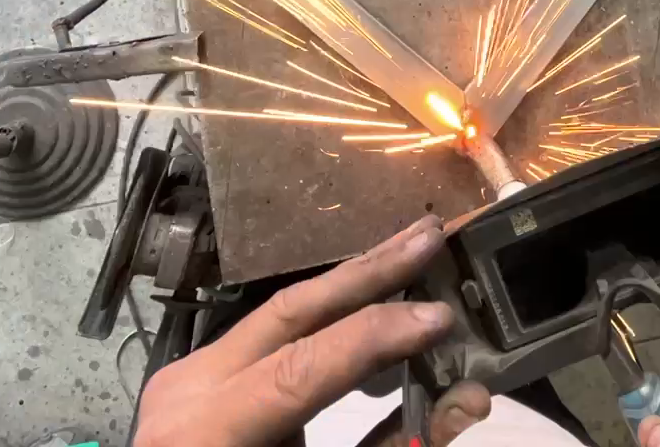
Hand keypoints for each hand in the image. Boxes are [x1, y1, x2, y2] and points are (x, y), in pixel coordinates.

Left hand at [132, 215, 492, 446]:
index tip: (441, 315)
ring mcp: (195, 372)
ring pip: (285, 311)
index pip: (300, 367)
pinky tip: (371, 293)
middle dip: (370, 268)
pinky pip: (276, 334)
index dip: (374, 337)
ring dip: (356, 281)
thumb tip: (467, 399)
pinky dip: (329, 315)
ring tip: (414, 247)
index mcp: (204, 432)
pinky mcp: (206, 372)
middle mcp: (192, 386)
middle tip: (431, 232)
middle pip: (292, 309)